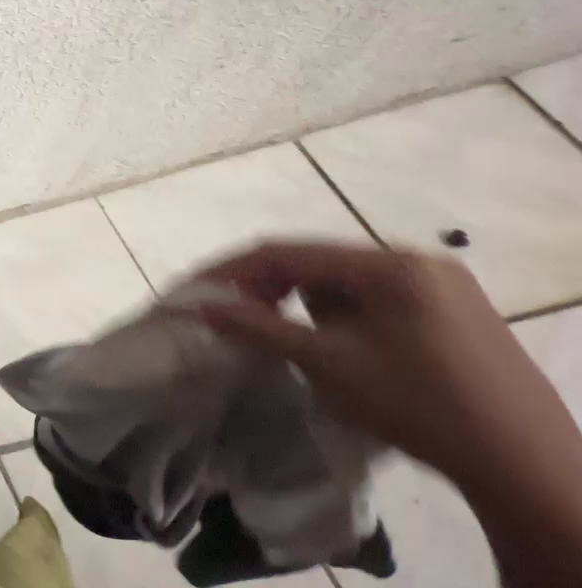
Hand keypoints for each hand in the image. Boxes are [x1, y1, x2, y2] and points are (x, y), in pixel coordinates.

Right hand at [193, 242, 578, 487]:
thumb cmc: (421, 406)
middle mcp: (417, 262)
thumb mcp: (327, 363)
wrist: (530, 470)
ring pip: (343, 283)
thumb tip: (198, 307)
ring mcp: (442, 288)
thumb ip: (257, 326)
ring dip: (304, 305)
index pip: (287, 252)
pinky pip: (374, 300)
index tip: (193, 292)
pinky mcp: (455, 315)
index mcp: (389, 264)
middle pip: (316, 263)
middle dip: (267, 288)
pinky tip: (331, 347)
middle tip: (230, 315)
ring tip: (281, 337)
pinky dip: (341, 317)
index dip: (231, 270)